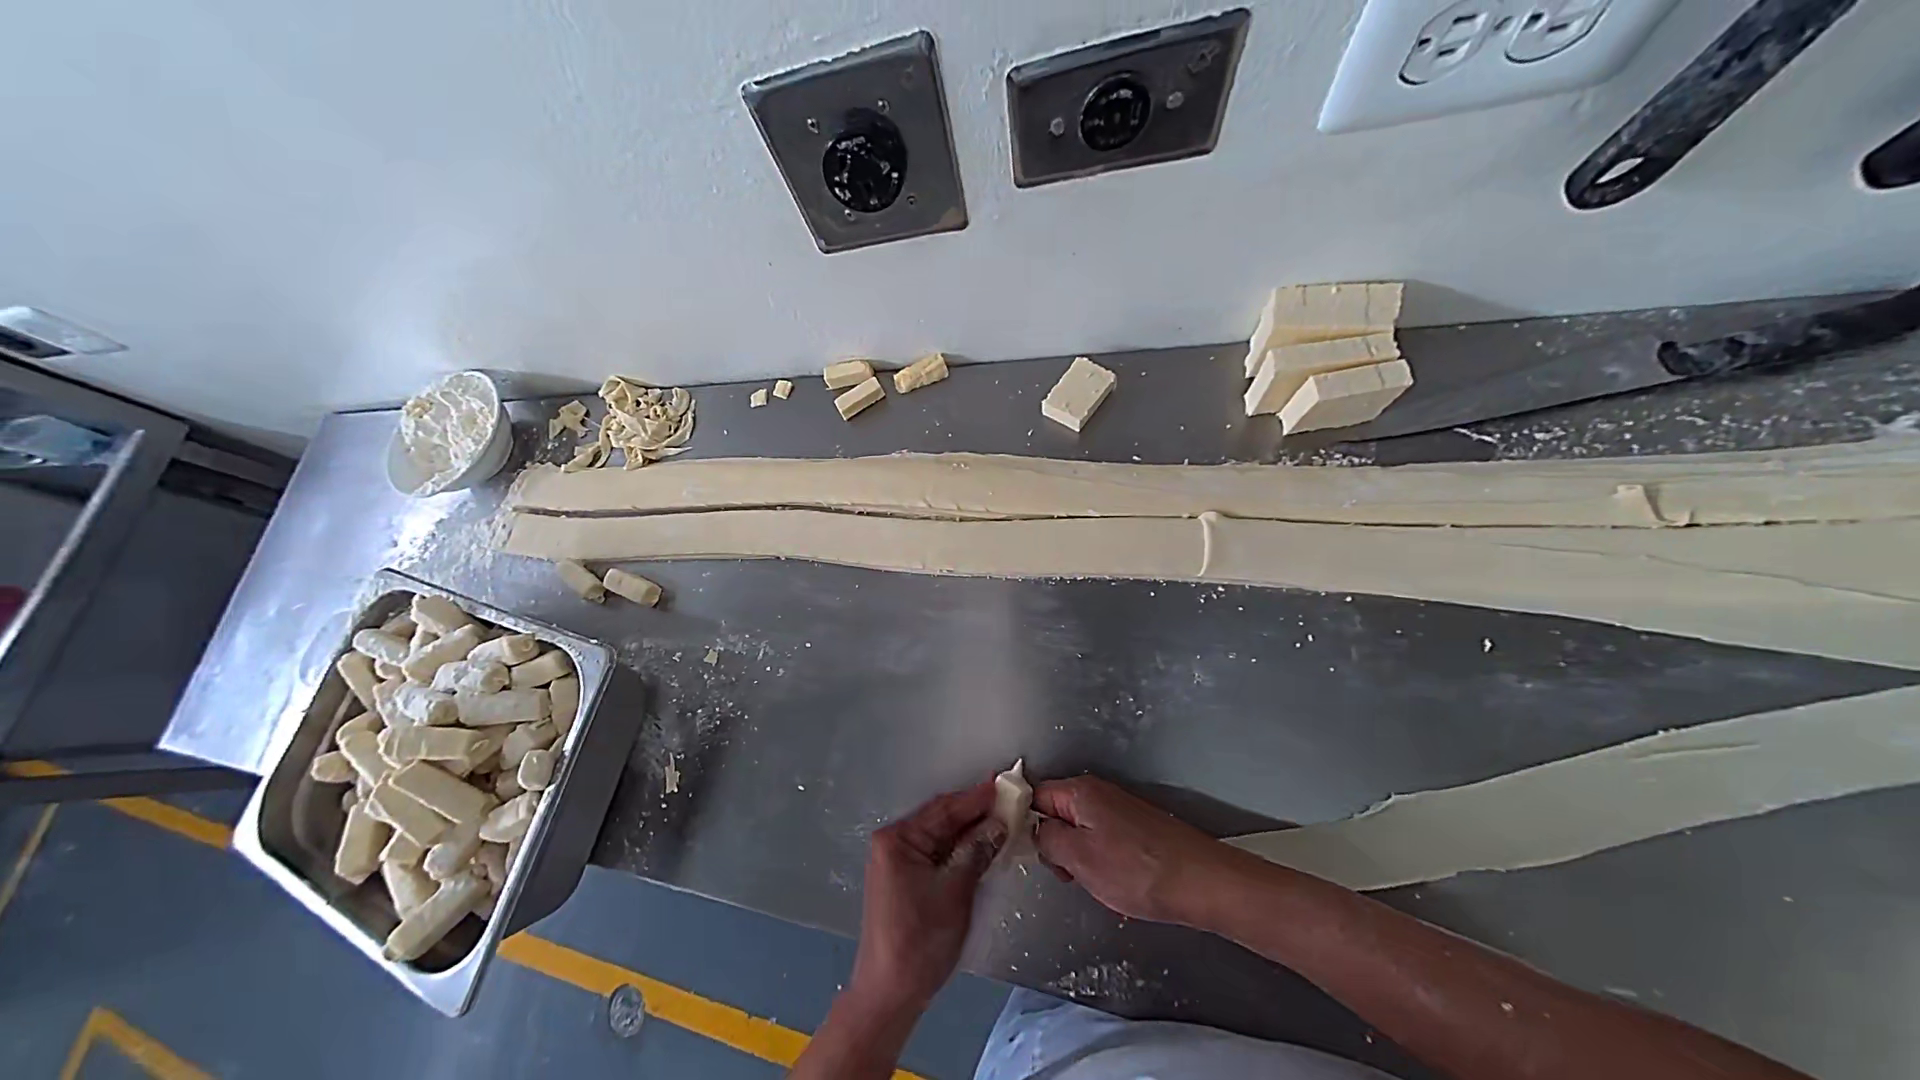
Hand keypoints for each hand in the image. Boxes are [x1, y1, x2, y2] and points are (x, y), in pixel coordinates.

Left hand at [849, 779, 1006, 1007]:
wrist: (890, 993)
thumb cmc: (920, 940)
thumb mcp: (955, 891)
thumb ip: (977, 851)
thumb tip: (998, 822)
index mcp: (898, 839)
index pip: (944, 809)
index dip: (976, 797)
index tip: (1003, 785)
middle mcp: (893, 843)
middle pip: (941, 819)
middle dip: (975, 812)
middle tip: (1008, 800)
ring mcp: (896, 861)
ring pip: (941, 836)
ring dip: (969, 831)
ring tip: (1001, 819)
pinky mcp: (904, 879)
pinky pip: (936, 853)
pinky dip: (959, 850)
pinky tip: (981, 846)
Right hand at [1034, 774, 1247, 926]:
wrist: (1202, 883)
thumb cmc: (1138, 870)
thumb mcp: (1078, 858)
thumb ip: (1047, 839)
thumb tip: (1038, 830)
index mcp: (1080, 791)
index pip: (1035, 796)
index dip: (1025, 823)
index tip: (1026, 851)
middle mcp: (1099, 793)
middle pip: (1056, 814)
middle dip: (1055, 846)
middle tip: (1068, 874)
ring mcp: (1119, 811)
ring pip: (1079, 832)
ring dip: (1078, 859)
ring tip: (1096, 883)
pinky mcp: (1136, 829)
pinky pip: (1102, 842)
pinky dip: (1101, 862)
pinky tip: (1116, 884)